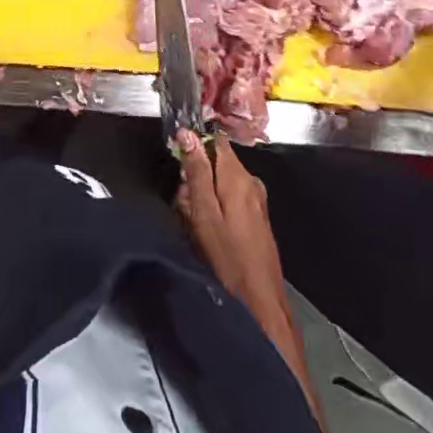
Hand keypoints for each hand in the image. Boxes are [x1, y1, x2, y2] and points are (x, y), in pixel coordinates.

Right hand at [174, 130, 324, 430]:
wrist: (257, 297)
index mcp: (238, 177)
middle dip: (194, 174)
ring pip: (219, 180)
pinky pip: (227, 196)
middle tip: (183, 201)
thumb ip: (195, 172)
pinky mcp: (254, 215)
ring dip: (200, 192)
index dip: (193, 144)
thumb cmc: (226, 255)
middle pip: (215, 161)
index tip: (175, 158)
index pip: (215, 141)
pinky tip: (204, 227)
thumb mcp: (203, 212)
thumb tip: (187, 135)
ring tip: (191, 217)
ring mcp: (255, 199)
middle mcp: (251, 183)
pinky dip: (211, 205)